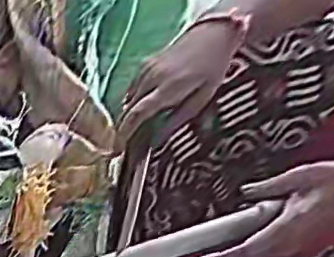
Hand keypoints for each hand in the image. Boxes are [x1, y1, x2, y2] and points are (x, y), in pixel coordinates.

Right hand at [119, 19, 243, 147]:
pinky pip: (131, 90)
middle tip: (125, 142)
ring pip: (127, 101)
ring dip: (129, 114)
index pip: (136, 114)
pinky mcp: (144, 65)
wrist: (215, 32)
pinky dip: (132, 100)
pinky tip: (143, 102)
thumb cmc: (213, 66)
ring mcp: (146, 70)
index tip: (117, 148)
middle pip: (127, 111)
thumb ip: (177, 120)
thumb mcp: (203, 97)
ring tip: (137, 122)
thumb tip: (155, 142)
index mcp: (168, 88)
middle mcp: (152, 79)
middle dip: (123, 128)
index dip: (123, 134)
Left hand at [196, 160, 333, 256]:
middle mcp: (287, 243)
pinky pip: (266, 252)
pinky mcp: (297, 245)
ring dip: (234, 255)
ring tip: (215, 249)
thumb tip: (245, 192)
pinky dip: (250, 249)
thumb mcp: (307, 174)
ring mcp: (293, 247)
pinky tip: (241, 242)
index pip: (244, 250)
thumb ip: (271, 186)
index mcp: (286, 227)